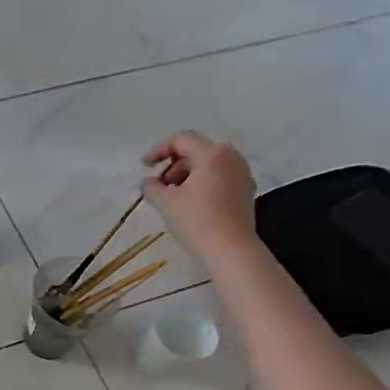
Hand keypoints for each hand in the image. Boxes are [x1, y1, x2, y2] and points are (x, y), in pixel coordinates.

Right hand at [140, 132, 257, 260]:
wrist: (231, 250)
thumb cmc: (197, 222)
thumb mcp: (166, 203)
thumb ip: (151, 187)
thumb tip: (147, 182)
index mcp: (212, 153)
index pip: (181, 140)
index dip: (158, 150)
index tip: (143, 165)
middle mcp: (231, 157)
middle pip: (196, 152)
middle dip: (173, 166)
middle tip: (157, 186)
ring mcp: (242, 173)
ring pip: (209, 166)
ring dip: (187, 176)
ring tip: (172, 197)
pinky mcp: (246, 191)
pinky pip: (220, 178)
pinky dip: (202, 184)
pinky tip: (191, 204)